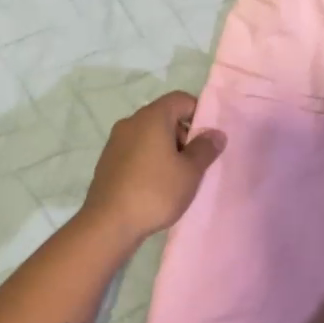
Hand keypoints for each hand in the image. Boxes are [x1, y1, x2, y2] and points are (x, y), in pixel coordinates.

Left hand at [80, 91, 224, 244]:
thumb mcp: (190, 172)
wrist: (108, 223)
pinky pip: (135, 151)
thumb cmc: (155, 191)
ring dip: (166, 149)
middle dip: (183, 134)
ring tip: (177, 178)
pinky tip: (155, 186)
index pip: (180, 99)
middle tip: (195, 162)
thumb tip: (215, 133)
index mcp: (152, 117)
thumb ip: (205, 148)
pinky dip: (149, 160)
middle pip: (164, 117)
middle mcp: (131, 122)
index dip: (198, 113)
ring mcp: (115, 142)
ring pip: (149, 135)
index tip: (207, 139)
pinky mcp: (107, 161)